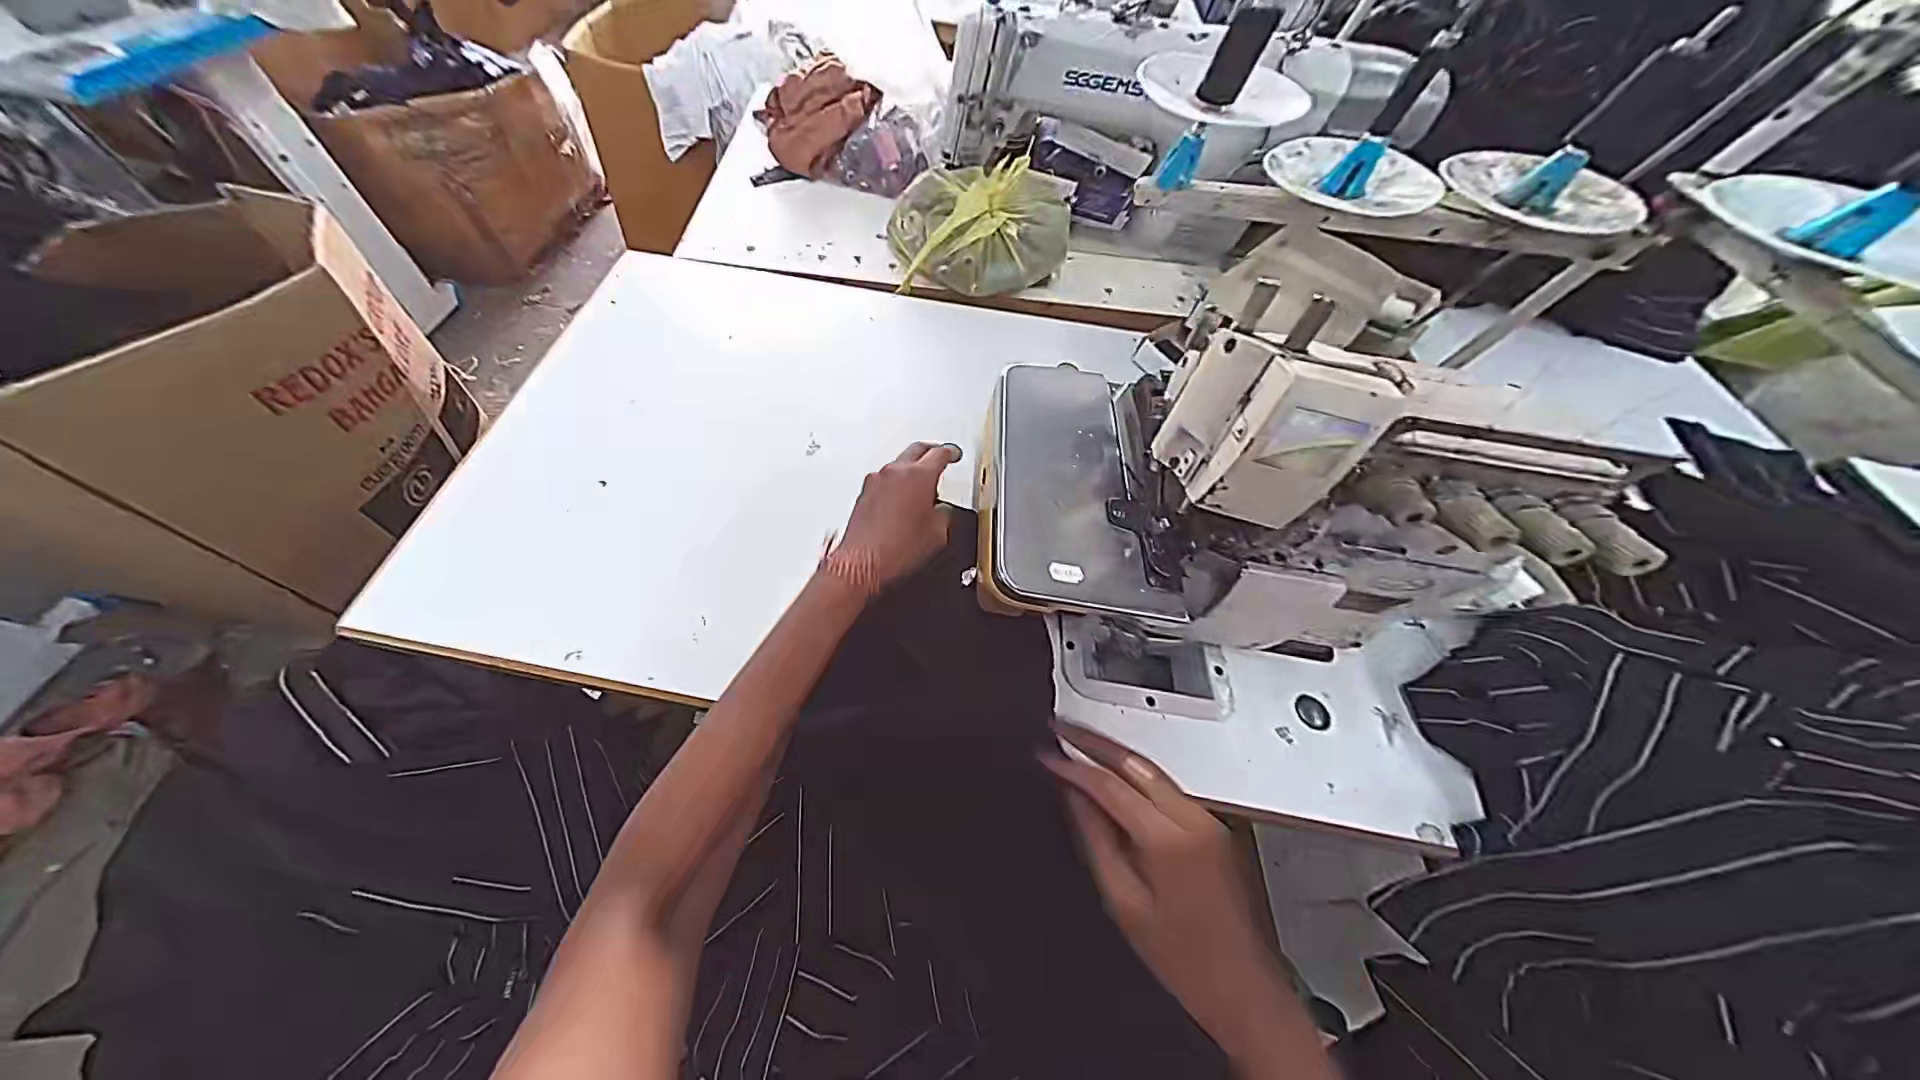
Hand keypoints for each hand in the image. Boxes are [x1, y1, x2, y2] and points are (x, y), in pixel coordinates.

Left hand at [822, 442, 961, 598]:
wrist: (862, 563)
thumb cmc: (895, 550)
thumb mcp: (938, 534)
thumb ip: (944, 513)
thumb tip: (942, 511)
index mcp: (919, 476)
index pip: (940, 453)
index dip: (951, 453)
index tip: (954, 454)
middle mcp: (895, 472)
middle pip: (917, 450)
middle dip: (932, 452)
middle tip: (940, 457)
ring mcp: (876, 480)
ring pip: (899, 464)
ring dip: (912, 469)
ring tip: (922, 487)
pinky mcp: (864, 492)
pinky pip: (885, 479)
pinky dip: (897, 483)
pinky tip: (902, 501)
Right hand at [1042, 722, 1329, 1078]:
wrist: (1244, 988)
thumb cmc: (1187, 959)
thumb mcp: (1123, 900)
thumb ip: (1095, 837)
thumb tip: (1075, 796)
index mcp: (1168, 839)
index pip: (1108, 784)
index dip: (1072, 766)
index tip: (1047, 755)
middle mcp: (1195, 819)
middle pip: (1134, 762)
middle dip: (1093, 740)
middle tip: (1060, 726)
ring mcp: (1210, 820)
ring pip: (1153, 769)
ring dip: (1114, 753)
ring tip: (1080, 743)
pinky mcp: (1218, 826)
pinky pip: (1169, 786)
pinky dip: (1137, 773)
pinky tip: (1116, 773)